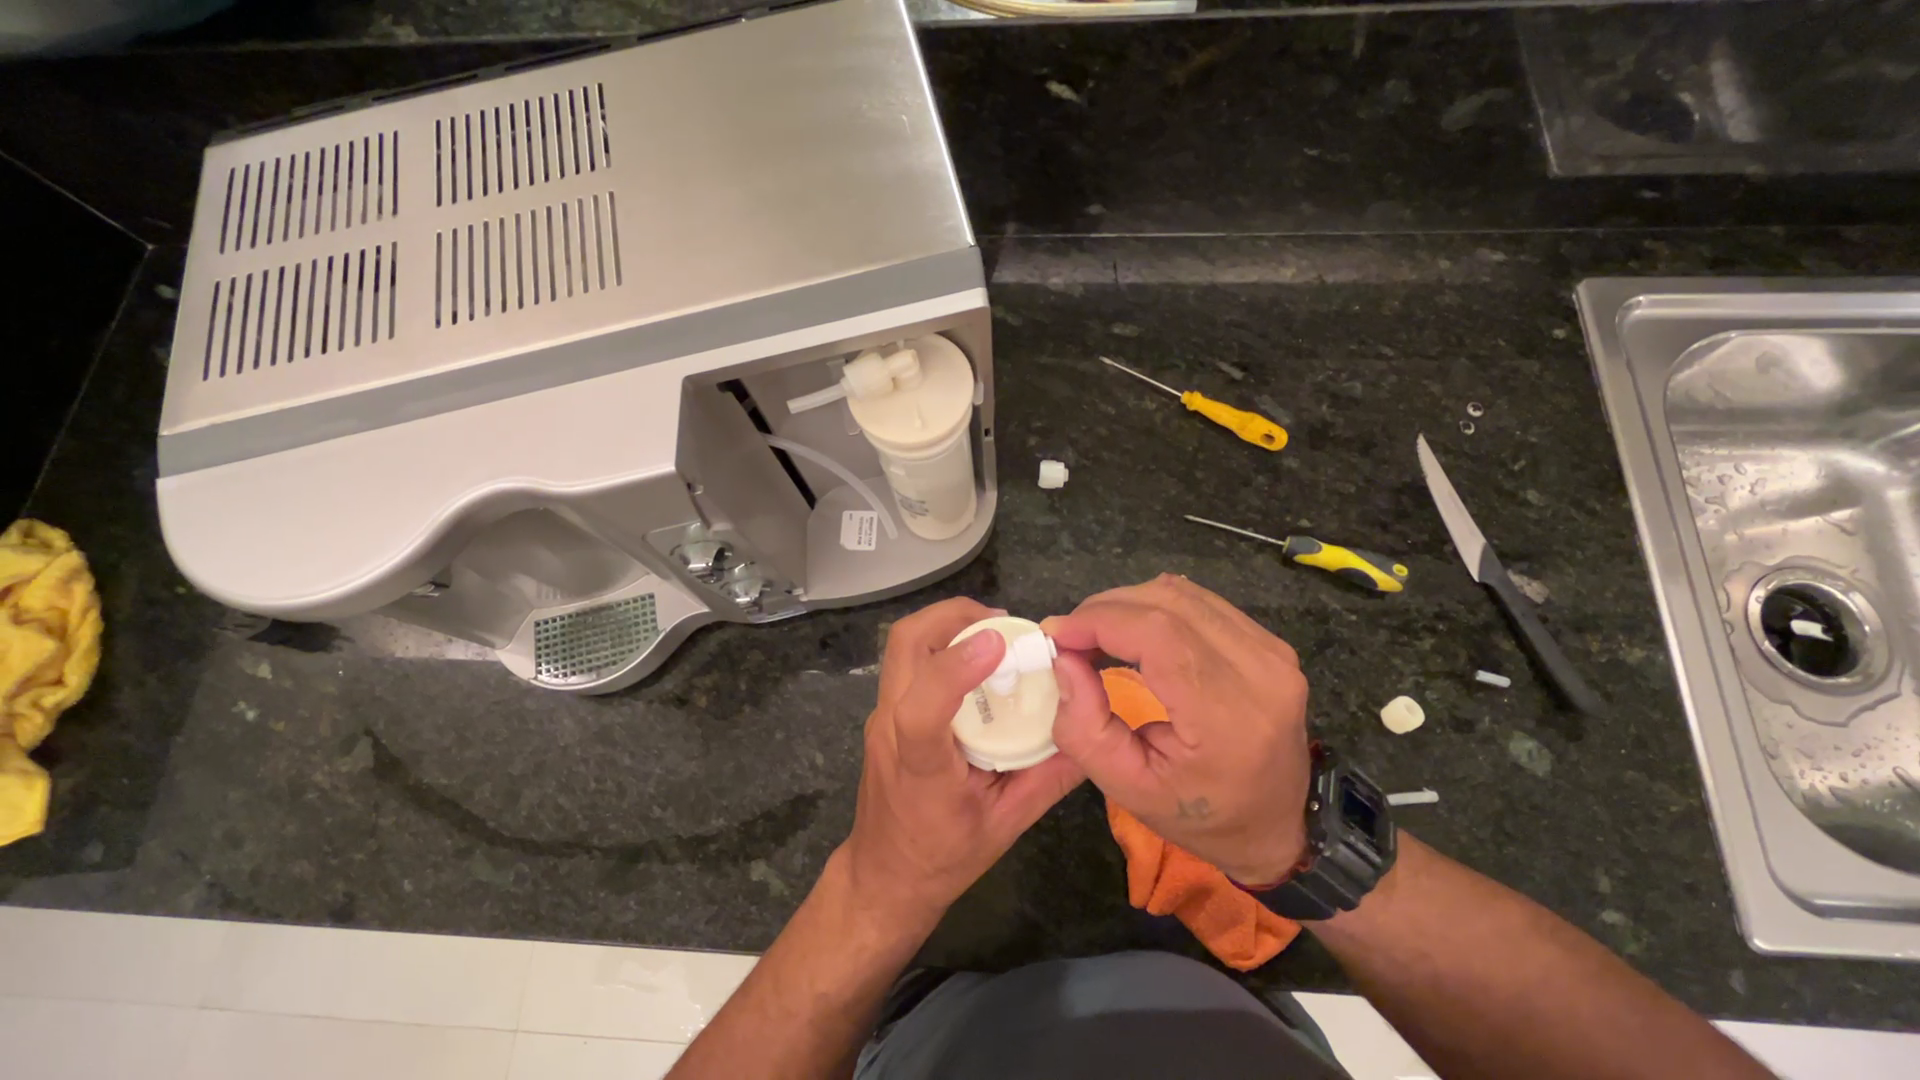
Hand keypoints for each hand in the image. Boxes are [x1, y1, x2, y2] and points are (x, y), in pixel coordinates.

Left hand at [840, 597, 1085, 926]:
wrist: (884, 878)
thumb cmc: (942, 858)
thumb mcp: (1007, 826)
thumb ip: (1049, 778)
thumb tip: (1087, 733)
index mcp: (921, 765)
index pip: (921, 709)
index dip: (955, 668)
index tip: (997, 640)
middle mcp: (891, 729)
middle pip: (905, 645)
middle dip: (953, 616)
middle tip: (1003, 625)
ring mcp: (880, 718)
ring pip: (902, 646)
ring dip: (946, 625)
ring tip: (994, 636)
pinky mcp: (884, 716)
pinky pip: (907, 663)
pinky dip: (940, 646)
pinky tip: (976, 665)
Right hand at [1044, 574, 1311, 886]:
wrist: (1276, 827)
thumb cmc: (1200, 817)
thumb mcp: (1129, 789)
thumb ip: (1086, 730)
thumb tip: (1064, 661)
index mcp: (1228, 717)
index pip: (1159, 634)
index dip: (1100, 621)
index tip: (1056, 634)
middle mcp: (1260, 672)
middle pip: (1169, 604)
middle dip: (1106, 609)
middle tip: (1069, 637)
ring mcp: (1273, 653)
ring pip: (1184, 595)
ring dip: (1128, 604)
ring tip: (1095, 634)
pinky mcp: (1272, 644)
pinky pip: (1203, 603)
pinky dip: (1156, 608)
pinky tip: (1132, 633)